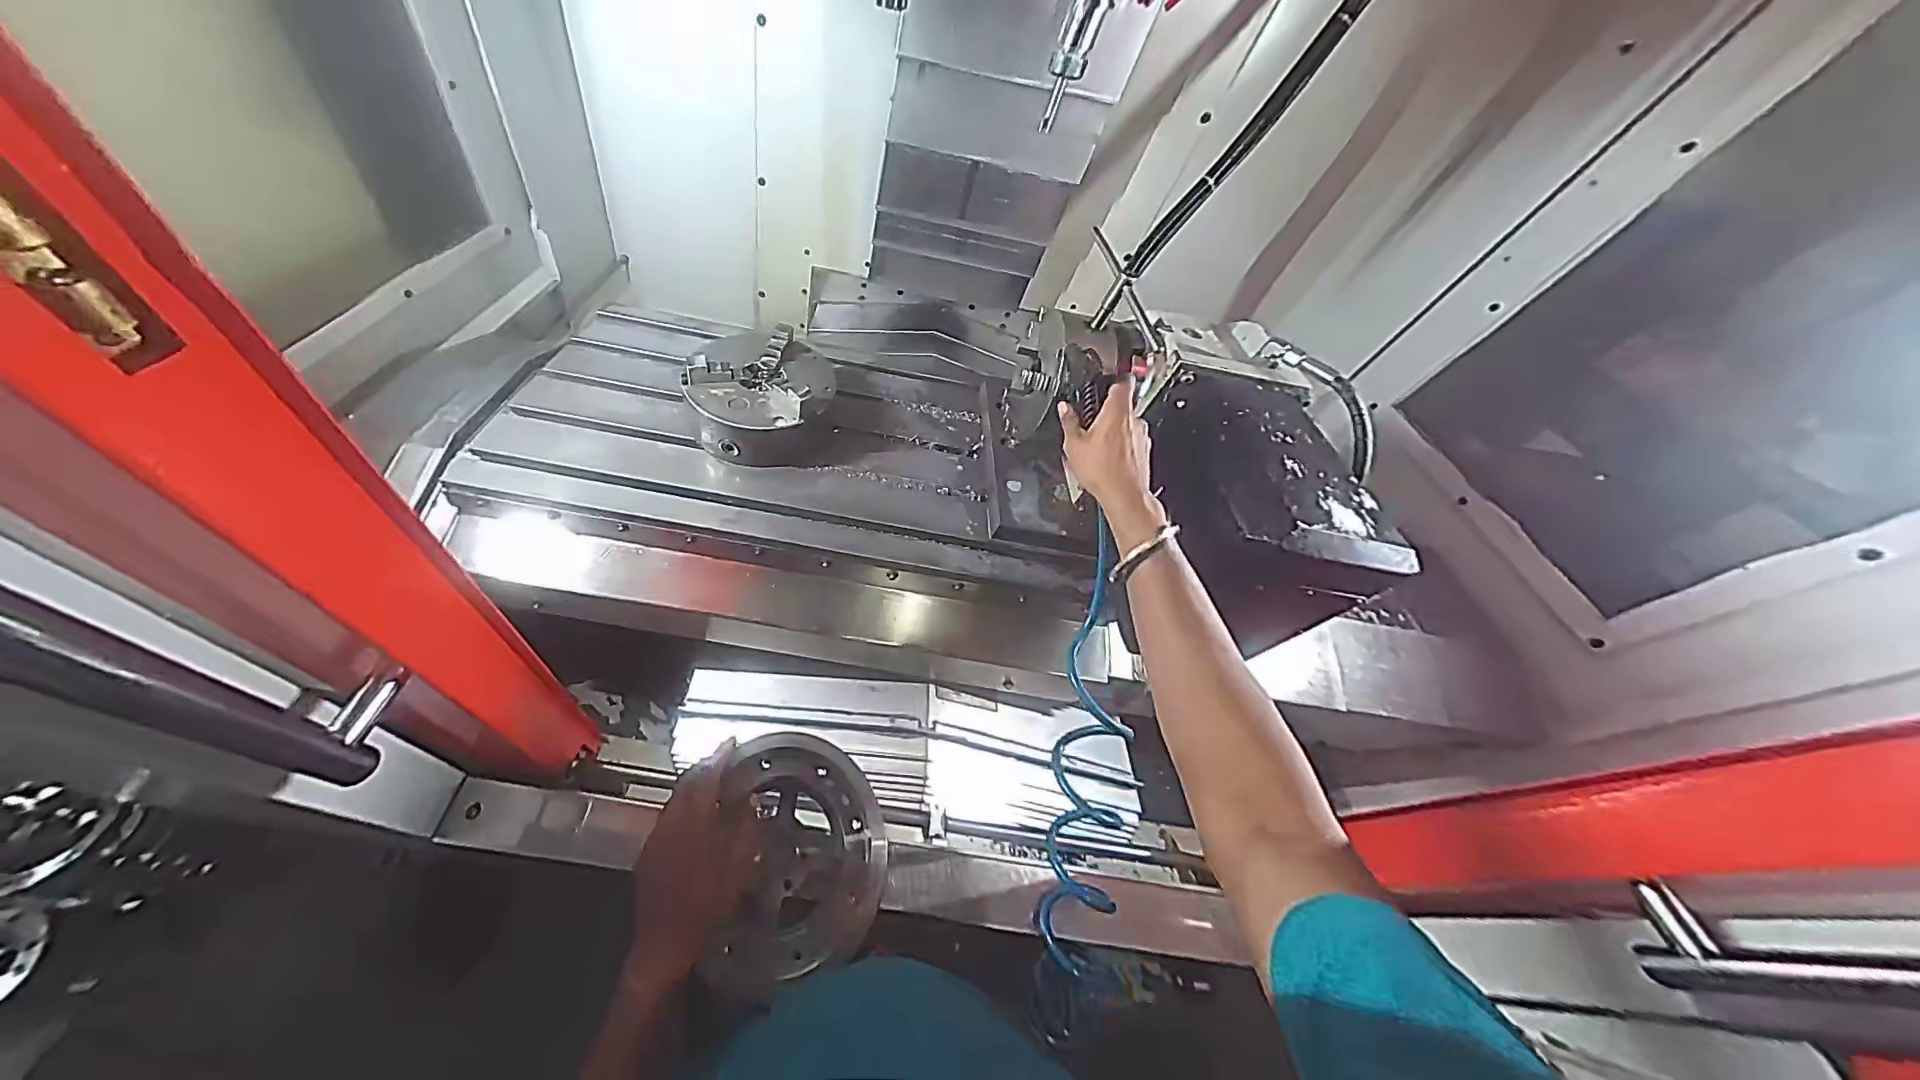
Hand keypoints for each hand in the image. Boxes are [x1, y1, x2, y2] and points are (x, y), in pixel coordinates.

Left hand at [625, 739, 759, 988]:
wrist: (664, 941)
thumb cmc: (707, 906)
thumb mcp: (739, 867)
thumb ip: (746, 829)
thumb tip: (750, 802)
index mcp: (694, 823)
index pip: (706, 777)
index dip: (720, 756)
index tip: (731, 742)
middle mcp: (670, 824)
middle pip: (687, 783)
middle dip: (706, 766)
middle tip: (724, 757)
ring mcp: (655, 837)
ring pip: (675, 797)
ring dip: (694, 784)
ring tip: (714, 779)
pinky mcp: (648, 851)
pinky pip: (668, 814)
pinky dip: (684, 804)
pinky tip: (696, 811)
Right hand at [1058, 376, 1167, 544]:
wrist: (1124, 495)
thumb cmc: (1103, 471)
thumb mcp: (1073, 444)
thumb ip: (1069, 421)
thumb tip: (1065, 409)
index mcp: (1118, 411)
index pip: (1122, 382)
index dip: (1112, 379)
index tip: (1104, 382)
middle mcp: (1135, 420)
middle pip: (1122, 405)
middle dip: (1107, 411)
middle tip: (1090, 422)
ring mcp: (1142, 436)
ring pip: (1127, 424)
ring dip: (1114, 430)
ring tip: (1097, 445)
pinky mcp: (1144, 452)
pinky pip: (1132, 441)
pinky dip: (1121, 445)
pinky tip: (1107, 459)